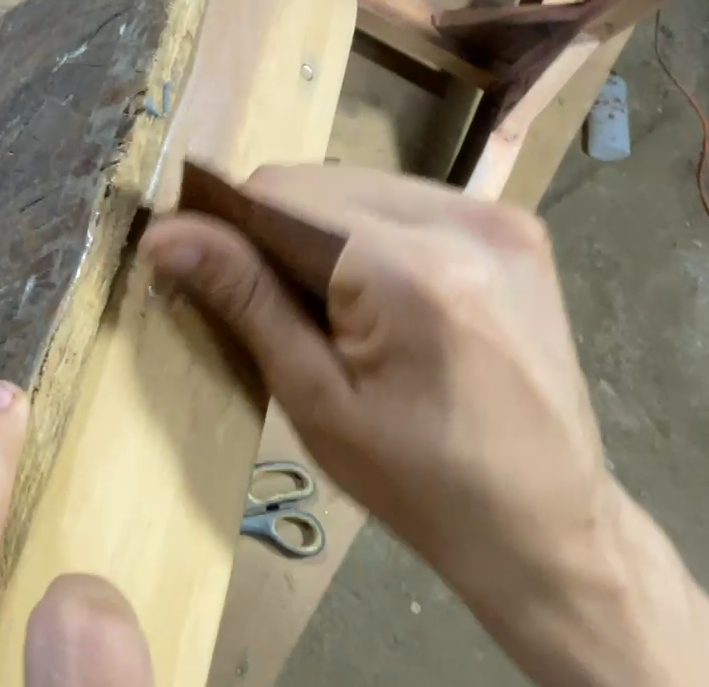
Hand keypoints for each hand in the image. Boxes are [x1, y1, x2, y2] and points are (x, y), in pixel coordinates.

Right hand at [138, 166, 610, 622]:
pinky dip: (350, 229)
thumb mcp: (312, 397)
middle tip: (255, 299)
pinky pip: (389, 196)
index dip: (219, 223)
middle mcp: (463, 222)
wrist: (547, 526)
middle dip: (260, 227)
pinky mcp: (506, 225)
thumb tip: (161, 235)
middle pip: (308, 181)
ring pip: (343, 182)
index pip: (276, 195)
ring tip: (310, 299)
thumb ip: (242, 296)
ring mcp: (493, 217)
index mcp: (414, 272)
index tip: (187, 264)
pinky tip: (359, 288)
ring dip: (303, 226)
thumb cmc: (418, 482)